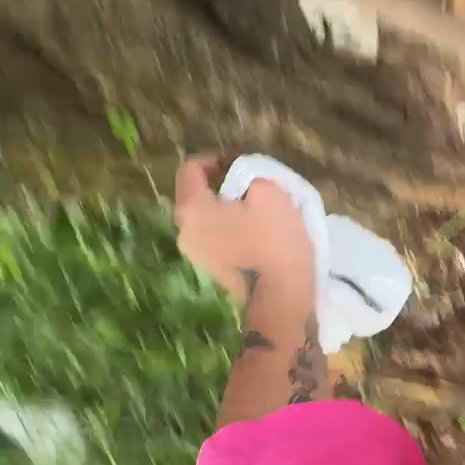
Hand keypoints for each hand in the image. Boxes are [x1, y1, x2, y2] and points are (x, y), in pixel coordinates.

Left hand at [173, 154, 314, 306]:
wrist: (281, 304)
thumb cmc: (275, 246)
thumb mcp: (272, 196)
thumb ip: (255, 176)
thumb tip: (250, 179)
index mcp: (192, 206)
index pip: (192, 168)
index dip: (217, 159)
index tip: (243, 163)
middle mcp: (184, 231)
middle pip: (200, 199)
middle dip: (226, 191)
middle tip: (255, 193)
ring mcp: (196, 259)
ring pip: (211, 225)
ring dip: (232, 218)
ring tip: (261, 221)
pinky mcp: (213, 280)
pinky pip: (220, 247)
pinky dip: (236, 239)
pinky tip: (260, 246)